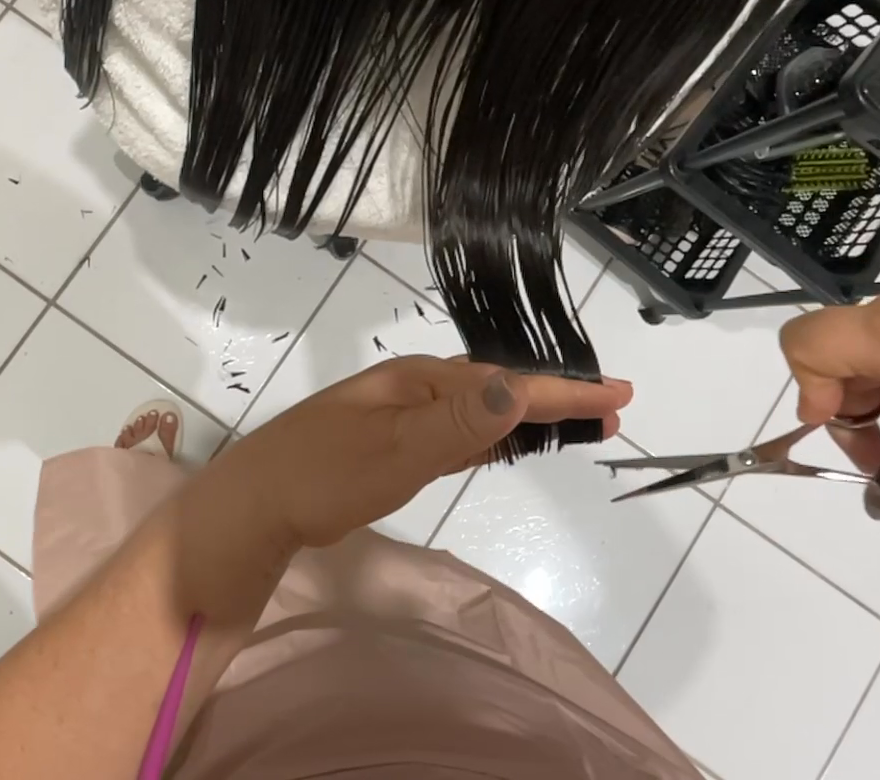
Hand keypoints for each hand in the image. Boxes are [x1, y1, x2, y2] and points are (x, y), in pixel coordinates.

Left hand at [197, 356, 631, 547]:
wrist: (261, 499)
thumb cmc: (326, 473)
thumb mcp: (397, 450)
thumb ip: (458, 422)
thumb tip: (518, 385)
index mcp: (420, 382)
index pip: (505, 382)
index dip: (563, 391)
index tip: (618, 395)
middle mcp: (415, 389)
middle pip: (497, 388)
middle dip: (553, 398)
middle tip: (610, 408)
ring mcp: (402, 415)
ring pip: (478, 409)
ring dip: (524, 415)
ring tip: (572, 421)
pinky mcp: (394, 443)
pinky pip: (457, 432)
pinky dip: (489, 435)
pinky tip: (503, 441)